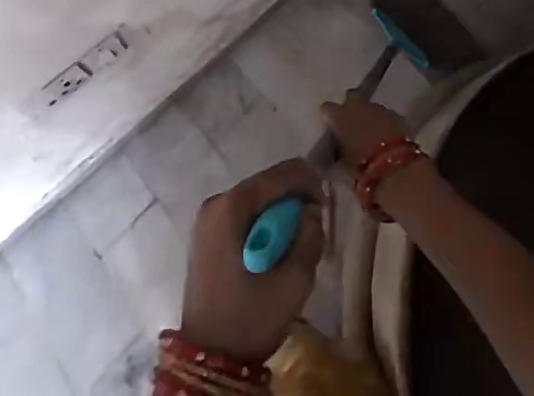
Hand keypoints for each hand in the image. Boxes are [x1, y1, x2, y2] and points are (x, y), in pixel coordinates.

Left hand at [179, 158, 325, 361]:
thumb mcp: (292, 284)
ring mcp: (208, 217)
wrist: (207, 357)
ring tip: (297, 242)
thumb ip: (309, 239)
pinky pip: (244, 213)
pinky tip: (275, 248)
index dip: (308, 181)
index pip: (278, 175)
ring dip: (280, 213)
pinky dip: (264, 222)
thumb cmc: (248, 319)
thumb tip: (312, 211)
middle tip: (315, 227)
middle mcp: (216, 202)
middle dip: (294, 199)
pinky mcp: (208, 232)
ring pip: (256, 199)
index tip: (327, 205)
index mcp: (231, 207)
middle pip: (266, 184)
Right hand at [319, 93, 410, 169]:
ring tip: (371, 134)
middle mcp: (357, 106)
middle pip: (350, 97)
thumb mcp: (342, 165)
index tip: (330, 127)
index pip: (326, 109)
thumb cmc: (362, 166)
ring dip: (368, 116)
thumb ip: (337, 155)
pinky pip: (385, 115)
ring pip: (369, 106)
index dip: (328, 117)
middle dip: (350, 107)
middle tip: (351, 124)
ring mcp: (378, 108)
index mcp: (339, 116)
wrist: (395, 165)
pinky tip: (387, 137)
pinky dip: (384, 123)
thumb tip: (337, 154)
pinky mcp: (395, 114)